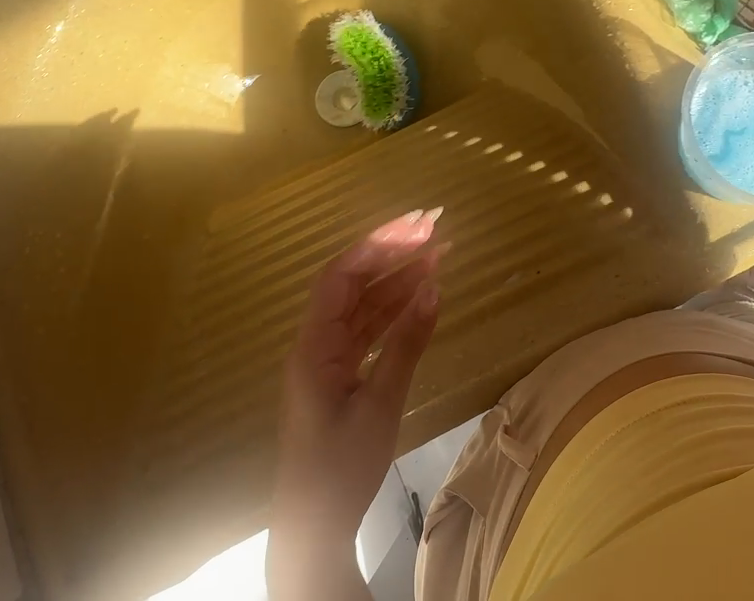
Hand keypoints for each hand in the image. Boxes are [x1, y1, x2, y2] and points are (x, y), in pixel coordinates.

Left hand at [271, 209, 442, 542]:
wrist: (315, 526)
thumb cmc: (341, 467)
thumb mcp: (380, 404)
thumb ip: (407, 344)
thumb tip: (435, 288)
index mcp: (313, 345)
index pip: (342, 276)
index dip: (379, 245)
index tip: (418, 226)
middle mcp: (317, 343)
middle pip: (353, 284)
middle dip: (393, 252)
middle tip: (435, 227)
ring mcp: (329, 359)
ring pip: (365, 306)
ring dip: (399, 279)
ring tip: (440, 252)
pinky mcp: (342, 375)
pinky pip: (370, 330)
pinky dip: (396, 311)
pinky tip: (422, 295)